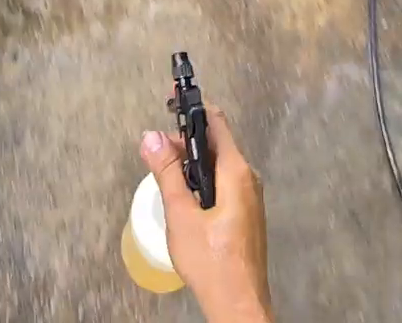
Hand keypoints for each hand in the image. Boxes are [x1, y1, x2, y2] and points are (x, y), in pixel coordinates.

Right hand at [140, 107, 272, 322]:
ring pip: (218, 164)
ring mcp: (250, 196)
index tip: (170, 99)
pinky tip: (184, 196)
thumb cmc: (211, 260)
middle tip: (156, 152)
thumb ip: (166, 173)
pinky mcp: (246, 213)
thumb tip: (150, 135)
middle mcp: (248, 176)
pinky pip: (223, 181)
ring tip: (165, 174)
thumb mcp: (181, 214)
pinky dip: (202, 178)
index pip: (216, 122)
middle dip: (185, 141)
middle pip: (215, 143)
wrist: (239, 306)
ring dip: (191, 162)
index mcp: (236, 171)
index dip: (193, 107)